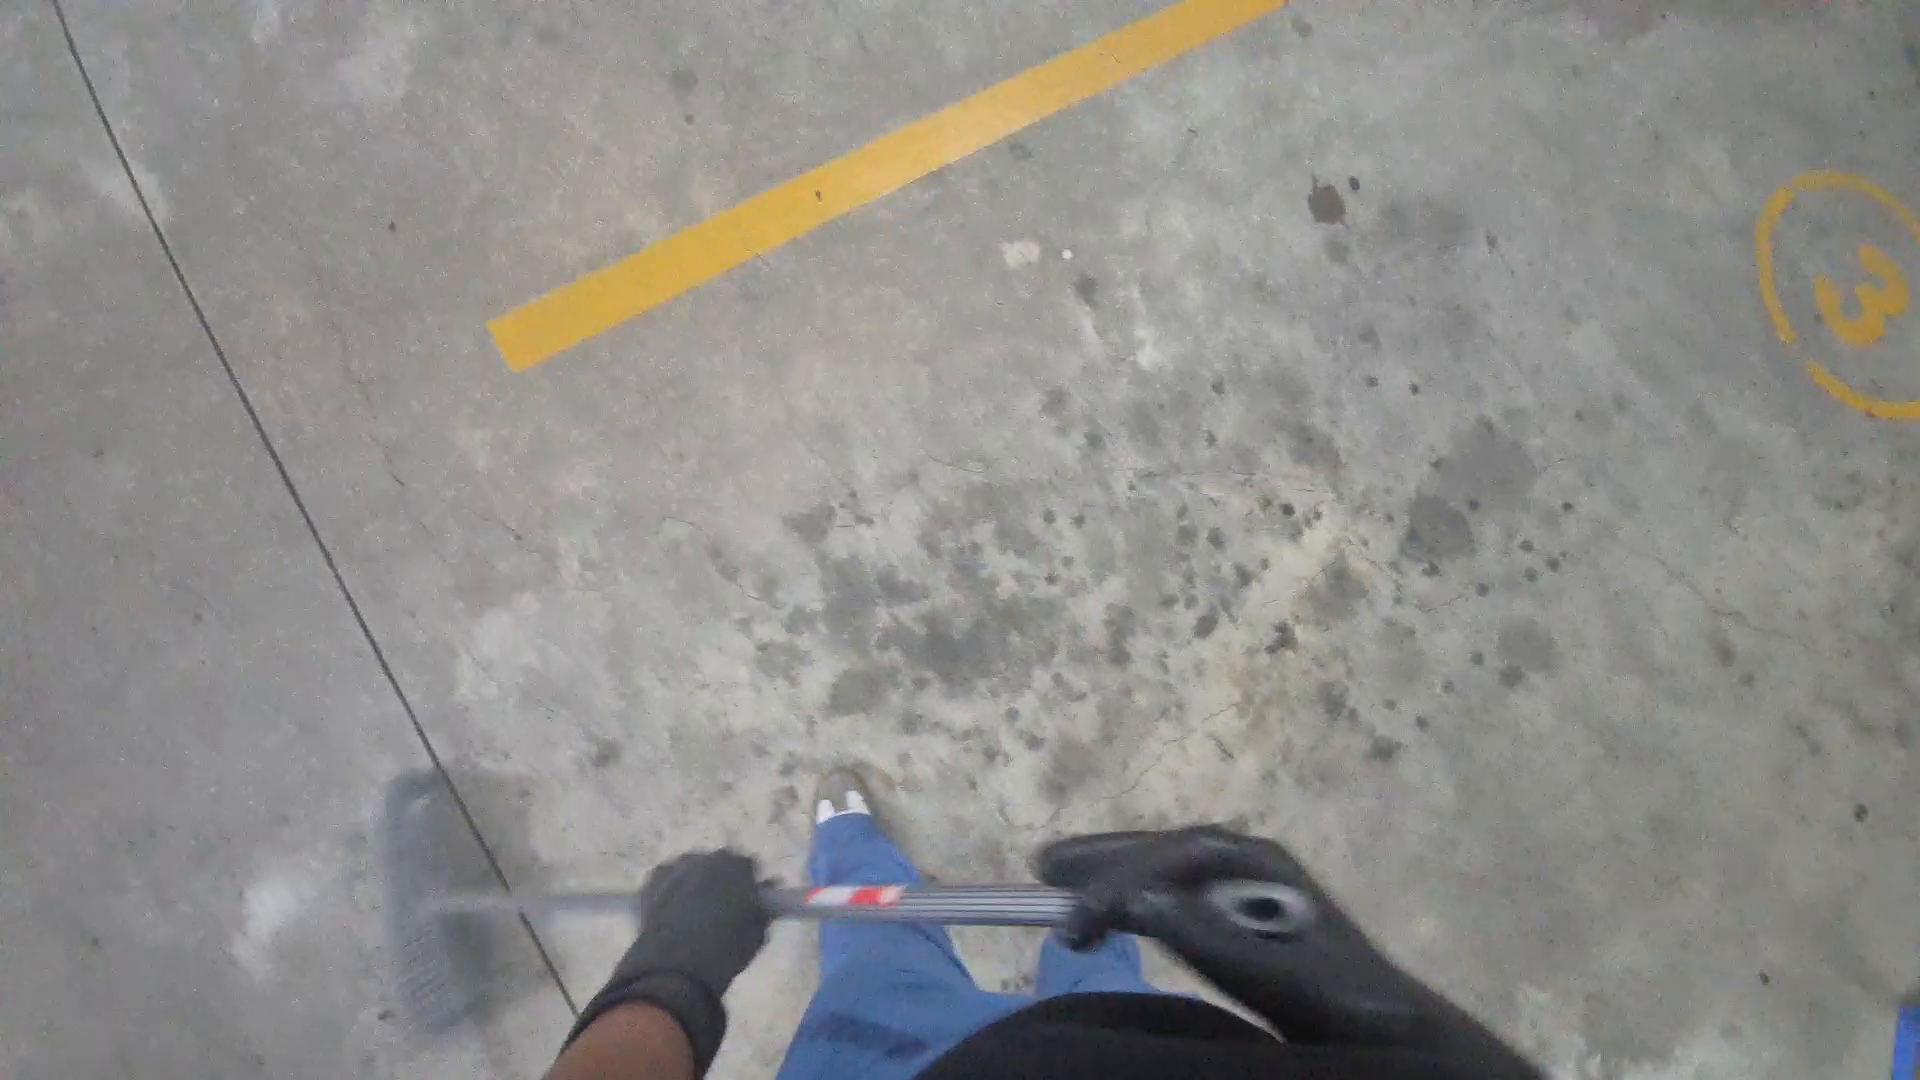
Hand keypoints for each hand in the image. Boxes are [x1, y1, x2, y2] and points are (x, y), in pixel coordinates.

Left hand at [565, 850, 769, 1075]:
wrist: (674, 968)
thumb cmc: (723, 952)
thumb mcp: (753, 933)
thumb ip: (757, 914)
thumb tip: (760, 906)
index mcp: (734, 864)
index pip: (746, 867)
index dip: (746, 888)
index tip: (747, 907)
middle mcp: (704, 858)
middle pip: (715, 867)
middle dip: (718, 886)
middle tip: (719, 918)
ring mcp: (673, 871)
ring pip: (688, 876)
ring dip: (692, 892)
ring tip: (692, 926)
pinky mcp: (649, 889)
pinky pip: (664, 888)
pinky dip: (667, 900)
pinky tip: (669, 924)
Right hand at [1036, 826, 1540, 1078]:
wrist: (1397, 1034)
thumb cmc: (1345, 1010)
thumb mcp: (1282, 982)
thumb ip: (1213, 942)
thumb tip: (1137, 903)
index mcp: (1258, 860)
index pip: (1171, 859)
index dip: (1117, 882)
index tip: (1072, 917)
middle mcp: (1246, 855)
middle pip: (1159, 847)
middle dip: (1103, 858)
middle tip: (1043, 866)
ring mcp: (1241, 876)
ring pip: (1162, 862)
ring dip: (1112, 868)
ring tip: (1058, 872)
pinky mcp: (1235, 903)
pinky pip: (1172, 884)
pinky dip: (1135, 889)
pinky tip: (1112, 902)